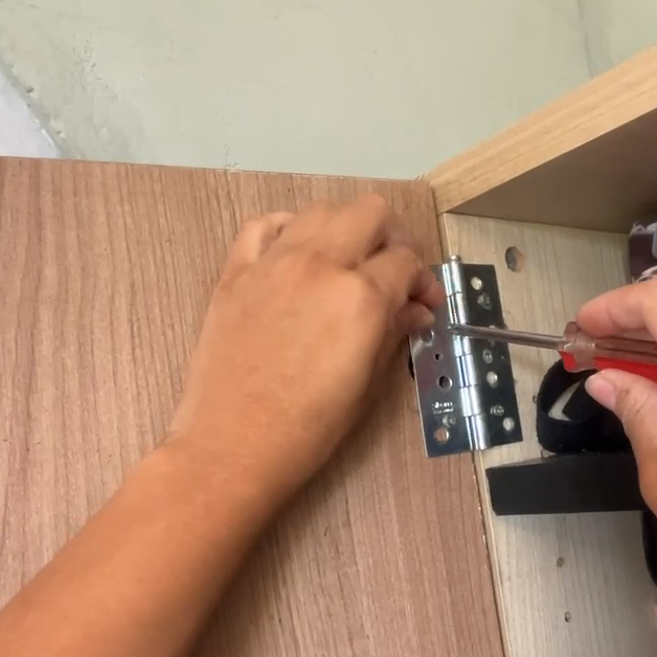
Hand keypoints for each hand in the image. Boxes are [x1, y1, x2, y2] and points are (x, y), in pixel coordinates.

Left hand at [161, 195, 442, 506]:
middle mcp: (319, 265)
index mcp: (360, 298)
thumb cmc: (309, 429)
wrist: (233, 446)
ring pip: (320, 211)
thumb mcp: (366, 384)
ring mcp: (272, 262)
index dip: (423, 281)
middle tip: (393, 273)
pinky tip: (298, 253)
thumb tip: (416, 311)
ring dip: (345, 229)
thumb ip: (393, 333)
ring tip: (348, 265)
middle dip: (392, 238)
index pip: (406, 261)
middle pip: (370, 213)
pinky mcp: (236, 271)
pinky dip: (288, 229)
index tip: (424, 303)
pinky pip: (264, 225)